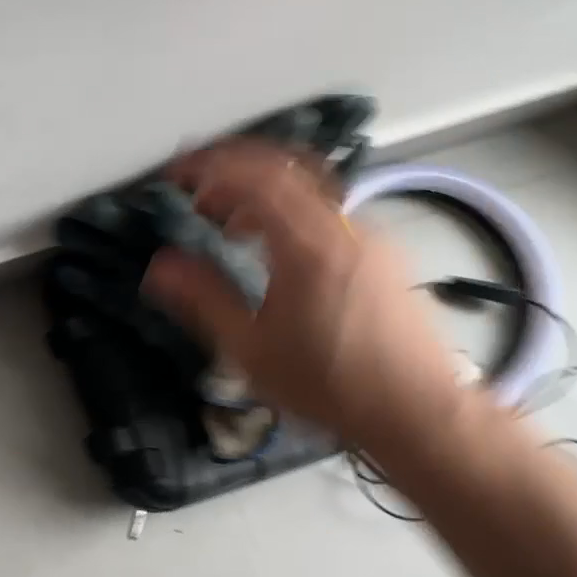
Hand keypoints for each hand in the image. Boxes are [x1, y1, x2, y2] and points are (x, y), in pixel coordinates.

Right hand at [141, 138, 464, 446]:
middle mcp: (344, 228)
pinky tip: (272, 250)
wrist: (415, 410)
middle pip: (286, 169)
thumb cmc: (326, 384)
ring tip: (227, 226)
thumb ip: (204, 299)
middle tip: (195, 192)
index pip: (255, 176)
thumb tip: (161, 266)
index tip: (173, 175)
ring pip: (310, 189)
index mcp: (307, 245)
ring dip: (262, 194)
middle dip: (233, 171)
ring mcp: (370, 238)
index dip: (208, 166)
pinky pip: (328, 212)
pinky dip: (289, 212)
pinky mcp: (383, 255)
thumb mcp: (249, 349)